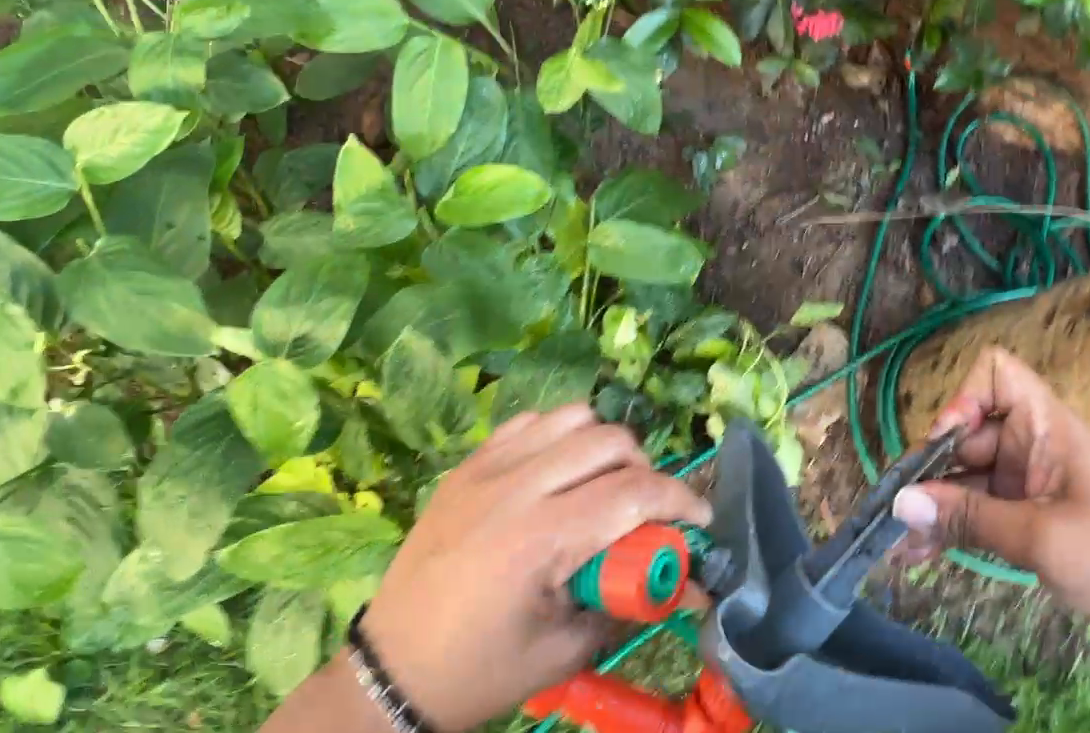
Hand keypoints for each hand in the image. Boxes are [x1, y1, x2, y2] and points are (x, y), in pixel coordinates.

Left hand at [356, 405, 710, 731]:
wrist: (390, 671)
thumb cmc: (482, 672)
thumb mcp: (565, 649)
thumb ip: (631, 605)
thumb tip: (689, 584)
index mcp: (539, 539)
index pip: (632, 492)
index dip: (679, 499)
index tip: (699, 519)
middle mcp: (515, 488)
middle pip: (609, 441)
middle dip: (645, 470)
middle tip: (648, 510)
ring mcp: (485, 469)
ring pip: (572, 418)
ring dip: (603, 446)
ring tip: (603, 485)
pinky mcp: (466, 466)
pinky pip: (530, 424)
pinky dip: (559, 438)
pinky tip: (558, 475)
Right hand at [890, 347, 1089, 652]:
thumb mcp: (1043, 540)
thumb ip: (968, 518)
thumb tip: (899, 501)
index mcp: (1050, 428)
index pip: (997, 375)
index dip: (962, 398)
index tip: (944, 446)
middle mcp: (1040, 448)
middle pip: (971, 435)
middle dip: (932, 468)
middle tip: (893, 511)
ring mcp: (1039, 488)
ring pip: (973, 481)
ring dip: (937, 507)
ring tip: (897, 543)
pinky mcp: (1041, 526)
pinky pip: (988, 515)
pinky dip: (958, 530)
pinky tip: (921, 556)